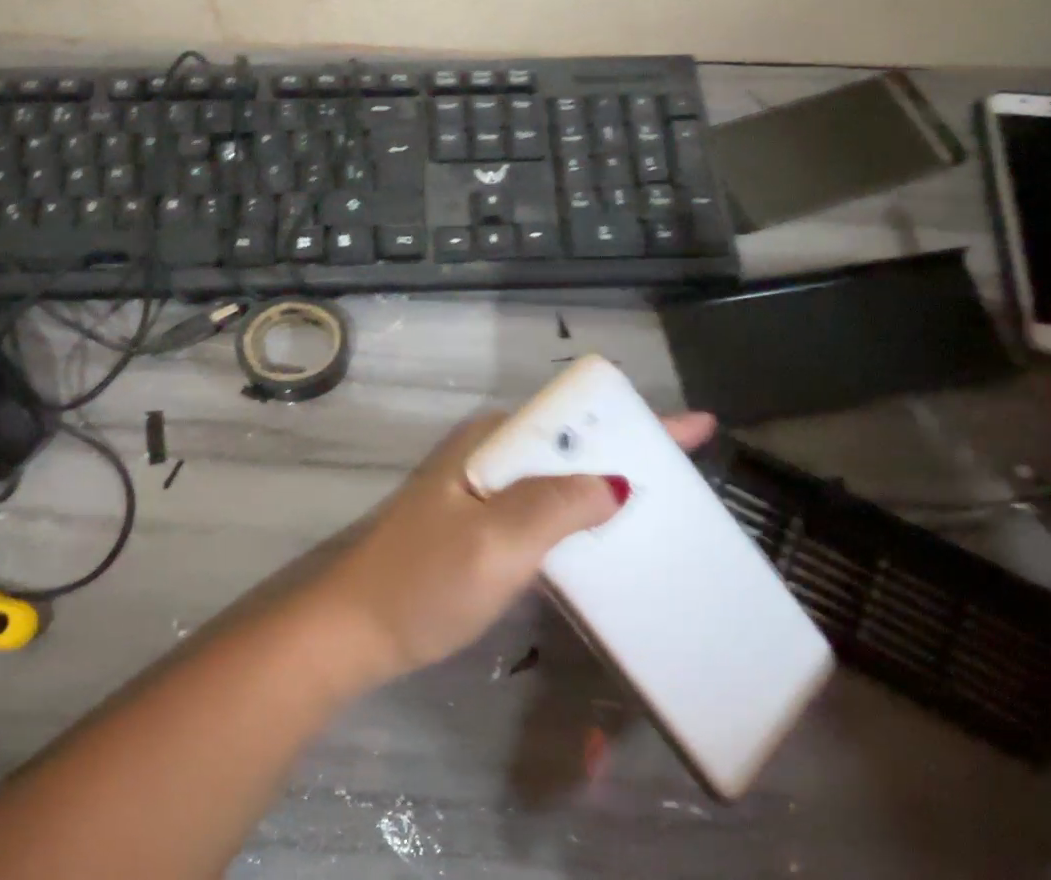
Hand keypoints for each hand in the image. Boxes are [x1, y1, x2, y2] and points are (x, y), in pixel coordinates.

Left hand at [309, 409, 717, 685]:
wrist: (351, 631)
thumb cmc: (423, 582)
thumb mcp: (497, 541)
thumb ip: (558, 505)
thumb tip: (619, 481)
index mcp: (490, 444)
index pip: (577, 419)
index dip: (639, 422)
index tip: (699, 426)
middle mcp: (485, 457)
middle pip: (571, 446)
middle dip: (627, 455)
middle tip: (689, 478)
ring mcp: (477, 494)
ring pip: (557, 481)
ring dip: (603, 490)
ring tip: (660, 507)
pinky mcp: (473, 529)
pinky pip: (540, 512)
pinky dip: (576, 520)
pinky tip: (602, 540)